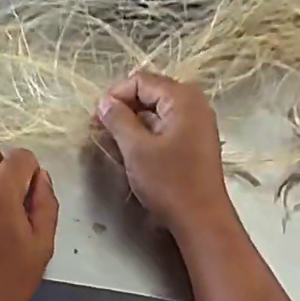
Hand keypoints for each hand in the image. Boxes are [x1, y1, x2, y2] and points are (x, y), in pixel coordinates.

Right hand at [94, 72, 236, 241]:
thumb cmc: (170, 184)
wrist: (202, 219)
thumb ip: (118, 120)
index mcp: (183, 98)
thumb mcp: (137, 150)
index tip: (97, 117)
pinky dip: (151, 135)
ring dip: (136, 124)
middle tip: (104, 130)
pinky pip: (169, 128)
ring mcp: (199, 125)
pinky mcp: (198, 144)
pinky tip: (138, 153)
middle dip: (125, 108)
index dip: (115, 95)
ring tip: (117, 143)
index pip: (141, 81)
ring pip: (160, 113)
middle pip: (152, 94)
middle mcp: (195, 105)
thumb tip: (104, 103)